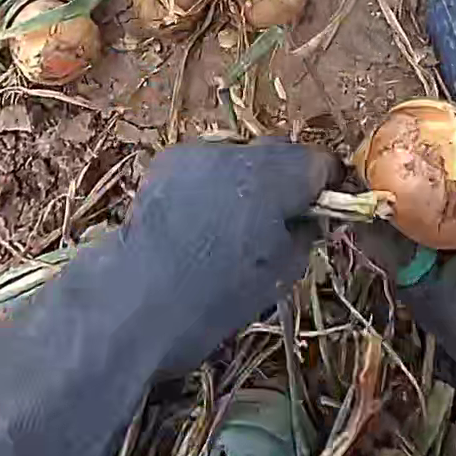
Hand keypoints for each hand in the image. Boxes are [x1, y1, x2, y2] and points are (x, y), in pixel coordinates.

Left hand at [0, 139, 335, 455]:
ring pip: (244, 156)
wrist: (129, 305)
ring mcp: (205, 150)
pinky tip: (195, 216)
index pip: (323, 164)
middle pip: (284, 154)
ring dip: (248, 178)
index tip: (319, 213)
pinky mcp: (171, 159)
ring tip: (230, 220)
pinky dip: (211, 181)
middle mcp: (246, 150)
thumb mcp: (281, 274)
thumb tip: (312, 219)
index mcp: (280, 175)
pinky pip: (208, 163)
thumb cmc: (215, 297)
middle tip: (276, 221)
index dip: (326, 189)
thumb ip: (306, 234)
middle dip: (287, 180)